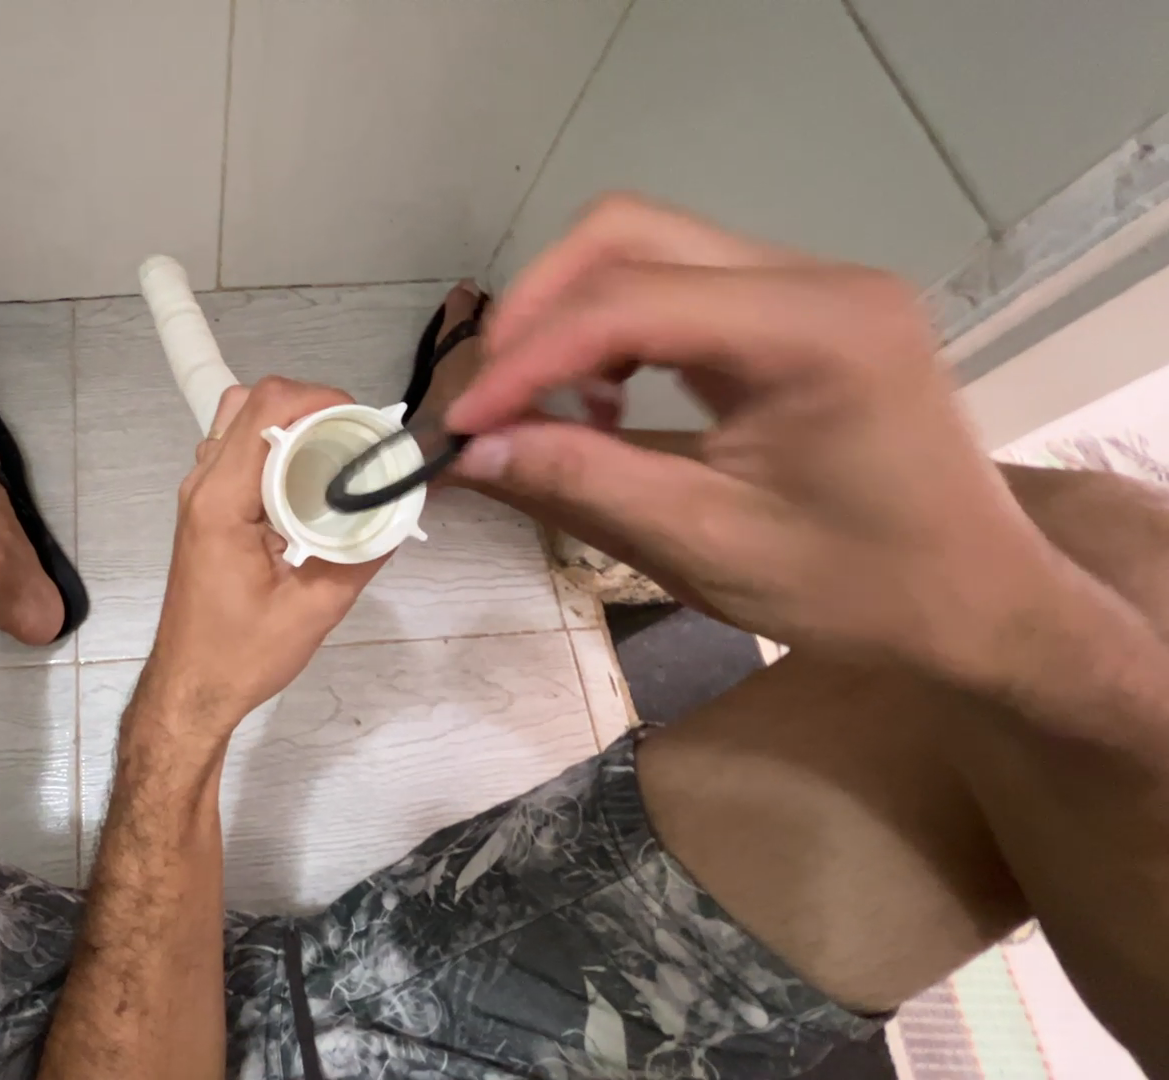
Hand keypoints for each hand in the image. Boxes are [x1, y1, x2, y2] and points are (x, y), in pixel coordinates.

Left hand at [144, 377, 389, 731]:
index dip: (319, 397)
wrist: (190, 685)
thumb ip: (361, 554)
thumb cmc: (243, 654)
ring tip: (331, 453)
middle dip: (305, 405)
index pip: (265, 409)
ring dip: (286, 424)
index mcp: (223, 501)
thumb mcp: (315, 610)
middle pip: (247, 402)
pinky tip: (304, 483)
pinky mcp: (202, 509)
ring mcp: (196, 495)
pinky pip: (234, 453)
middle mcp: (202, 485)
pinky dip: (270, 448)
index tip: (362, 423)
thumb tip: (399, 509)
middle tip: (350, 437)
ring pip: (236, 423)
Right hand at [445, 196, 1064, 681]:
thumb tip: (468, 454)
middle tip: (490, 397)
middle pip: (624, 234)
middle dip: (532, 312)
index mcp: (811, 331)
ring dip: (560, 319)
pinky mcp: (779, 310)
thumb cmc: (849, 585)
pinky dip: (598, 335)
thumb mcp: (699, 543)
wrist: (967, 598)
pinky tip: (597, 400)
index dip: (524, 360)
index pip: (625, 302)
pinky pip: (659, 286)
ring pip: (634, 248)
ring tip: (536, 404)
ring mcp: (796, 286)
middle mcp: (809, 279)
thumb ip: (578, 483)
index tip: (460, 427)